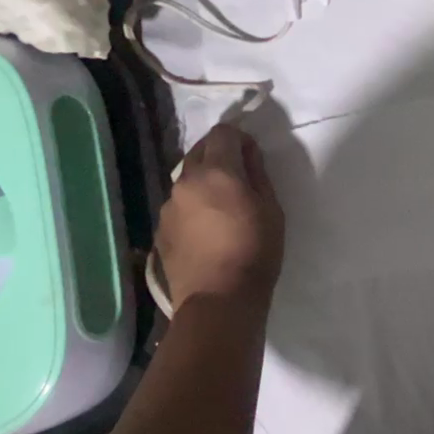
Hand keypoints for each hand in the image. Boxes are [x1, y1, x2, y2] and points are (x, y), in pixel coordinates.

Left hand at [154, 124, 284, 311]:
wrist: (218, 299)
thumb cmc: (255, 251)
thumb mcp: (271, 209)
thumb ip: (258, 174)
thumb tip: (248, 153)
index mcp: (216, 171)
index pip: (222, 133)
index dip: (239, 138)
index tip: (251, 155)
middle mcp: (186, 181)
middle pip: (199, 151)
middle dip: (219, 155)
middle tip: (239, 177)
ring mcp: (169, 206)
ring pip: (186, 179)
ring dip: (204, 182)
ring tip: (221, 207)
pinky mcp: (161, 229)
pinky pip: (179, 205)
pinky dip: (193, 206)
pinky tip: (207, 230)